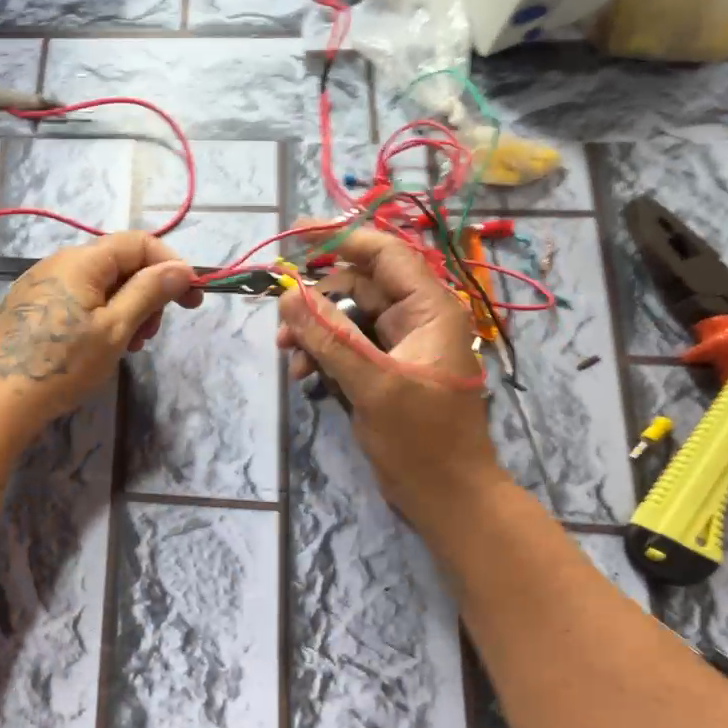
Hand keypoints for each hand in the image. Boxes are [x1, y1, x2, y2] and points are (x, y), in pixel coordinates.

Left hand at [0, 231, 201, 438]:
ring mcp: (37, 287)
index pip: (138, 243)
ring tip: (126, 348)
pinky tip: (96, 350)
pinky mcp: (26, 310)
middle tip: (150, 335)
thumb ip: (148, 293)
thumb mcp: (115, 329)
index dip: (171, 265)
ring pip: (96, 286)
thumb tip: (180, 268)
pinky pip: (73, 302)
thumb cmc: (63, 365)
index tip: (191, 298)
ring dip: (123, 310)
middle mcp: (56, 264)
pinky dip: (97, 318)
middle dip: (146, 293)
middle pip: (117, 264)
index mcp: (81, 261)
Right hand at [276, 227, 499, 517]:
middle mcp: (417, 319)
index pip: (384, 254)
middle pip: (359, 286)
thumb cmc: (420, 438)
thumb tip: (287, 296)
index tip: (297, 233)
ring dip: (316, 334)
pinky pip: (349, 348)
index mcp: (431, 309)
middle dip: (317, 302)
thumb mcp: (371, 383)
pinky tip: (306, 378)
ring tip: (291, 361)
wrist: (446, 494)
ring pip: (349, 319)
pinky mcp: (386, 372)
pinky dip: (324, 357)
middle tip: (282, 330)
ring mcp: (401, 347)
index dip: (341, 238)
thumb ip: (329, 337)